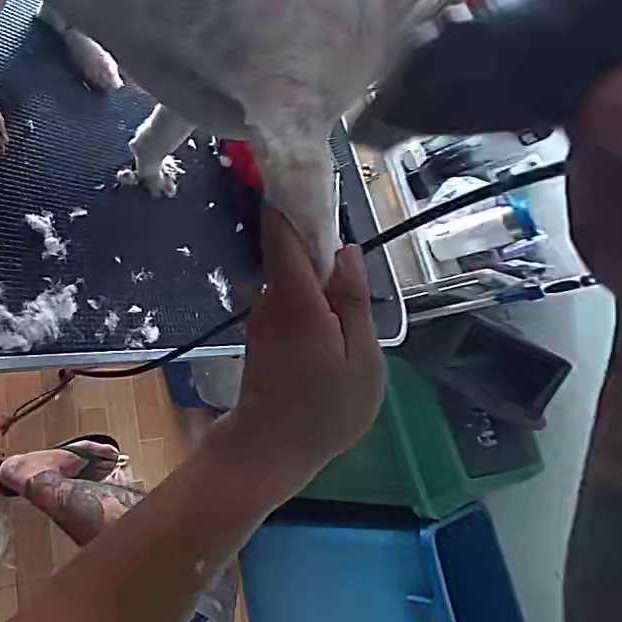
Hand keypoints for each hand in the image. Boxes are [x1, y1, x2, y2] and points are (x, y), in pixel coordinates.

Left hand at [224, 209, 385, 484]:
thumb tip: (348, 250)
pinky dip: (305, 292)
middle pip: (285, 248)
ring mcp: (261, 316)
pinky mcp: (261, 332)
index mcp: (295, 298)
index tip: (302, 171)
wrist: (270, 450)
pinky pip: (285, 297)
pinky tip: (328, 310)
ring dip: (311, 267)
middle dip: (311, 231)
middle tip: (344, 223)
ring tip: (344, 274)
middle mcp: (269, 298)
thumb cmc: (323, 409)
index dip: (289, 199)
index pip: (283, 233)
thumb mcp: (360, 358)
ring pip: (287, 274)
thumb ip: (352, 300)